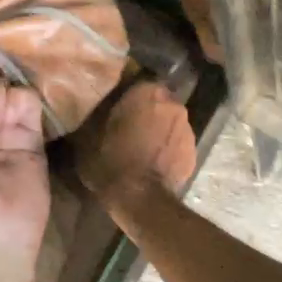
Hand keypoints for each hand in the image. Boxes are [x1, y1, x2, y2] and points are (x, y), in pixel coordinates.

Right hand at [76, 81, 195, 201]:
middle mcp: (173, 104)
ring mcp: (188, 129)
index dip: (125, 96)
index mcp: (147, 91)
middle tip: (127, 129)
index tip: (115, 109)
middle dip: (145, 112)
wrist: (140, 199)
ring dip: (158, 131)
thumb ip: (95, 113)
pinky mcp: (193, 152)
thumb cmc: (111, 162)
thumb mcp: (88, 136)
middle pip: (157, 103)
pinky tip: (154, 163)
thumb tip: (93, 106)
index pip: (137, 82)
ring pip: (169, 124)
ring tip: (141, 149)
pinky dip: (168, 151)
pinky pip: (177, 145)